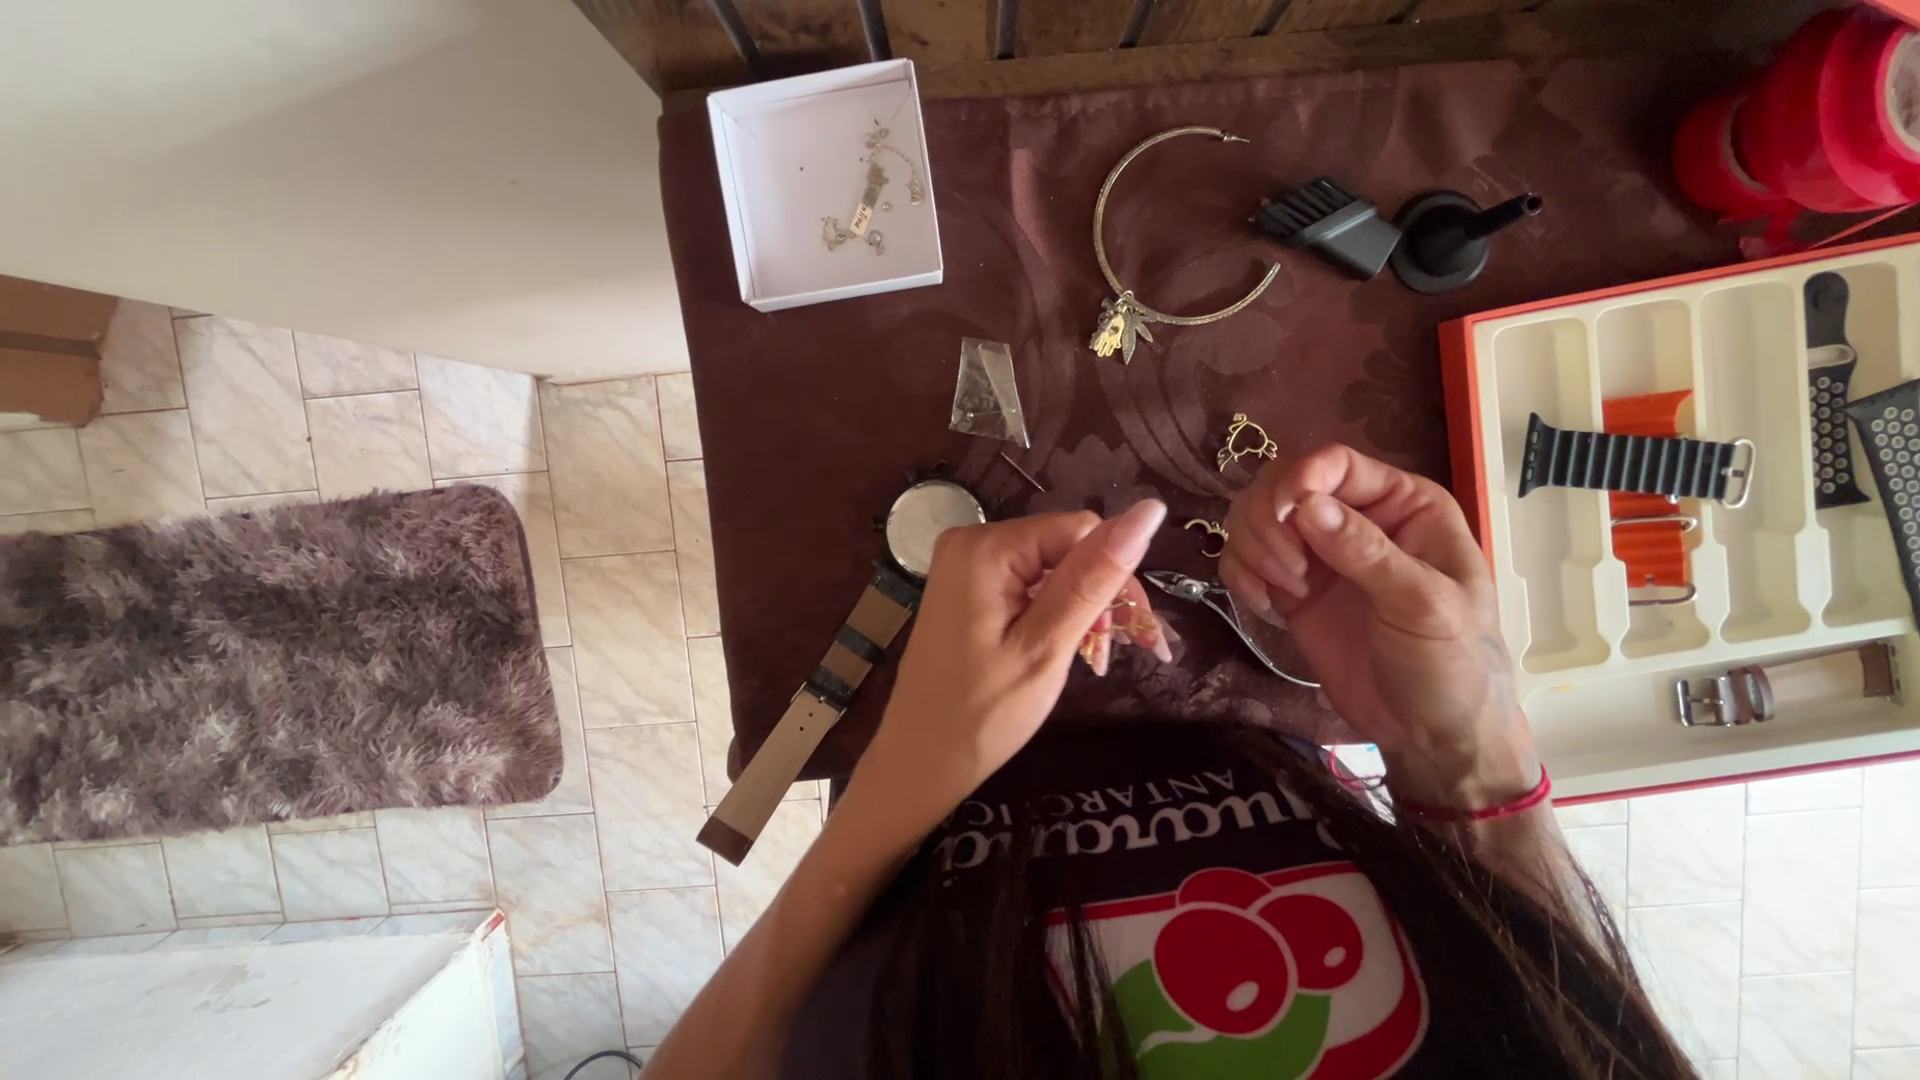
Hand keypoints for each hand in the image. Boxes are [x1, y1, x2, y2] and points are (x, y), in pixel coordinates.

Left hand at [854, 501, 1169, 828]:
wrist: (921, 760)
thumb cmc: (983, 713)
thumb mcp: (1047, 644)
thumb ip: (1094, 576)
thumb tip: (1148, 511)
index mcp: (987, 547)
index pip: (1081, 529)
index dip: (1114, 573)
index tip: (1132, 631)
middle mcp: (972, 542)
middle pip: (1066, 547)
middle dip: (1100, 596)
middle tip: (1117, 654)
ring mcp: (966, 567)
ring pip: (1052, 569)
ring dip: (1082, 611)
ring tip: (1095, 661)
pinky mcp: (968, 591)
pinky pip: (1028, 587)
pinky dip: (1055, 617)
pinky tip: (1069, 650)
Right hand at [1218, 444, 1537, 809]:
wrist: (1428, 733)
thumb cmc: (1450, 664)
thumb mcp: (1424, 605)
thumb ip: (1367, 553)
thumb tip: (1306, 506)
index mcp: (1402, 505)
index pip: (1334, 464)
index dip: (1300, 481)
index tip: (1287, 519)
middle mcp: (1354, 518)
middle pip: (1280, 485)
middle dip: (1269, 522)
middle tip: (1290, 574)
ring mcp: (1316, 554)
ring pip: (1253, 518)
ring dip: (1253, 550)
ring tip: (1285, 593)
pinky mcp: (1287, 589)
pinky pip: (1241, 560)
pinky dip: (1241, 577)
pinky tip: (1267, 608)